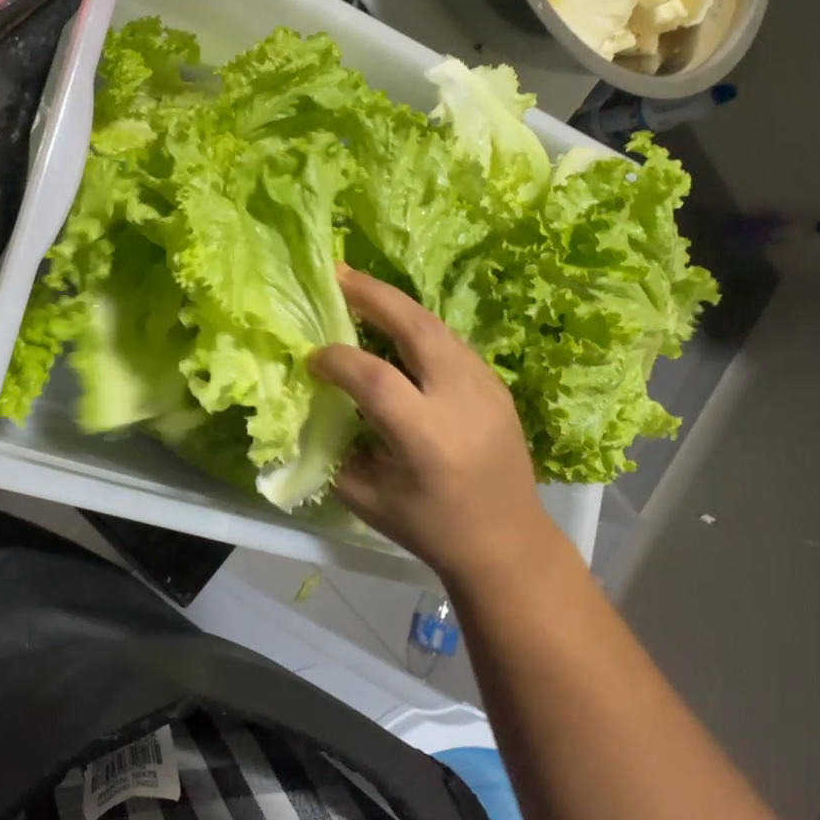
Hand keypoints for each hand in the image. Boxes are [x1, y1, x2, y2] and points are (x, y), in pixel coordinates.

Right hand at [310, 266, 560, 585]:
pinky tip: (393, 323)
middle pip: (417, 329)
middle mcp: (462, 403)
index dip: (338, 360)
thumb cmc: (431, 528)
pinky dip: (416, 324)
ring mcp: (486, 390)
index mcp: (427, 439)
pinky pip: (450, 341)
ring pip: (437, 327)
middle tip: (336, 274)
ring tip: (359, 287)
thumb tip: (310, 406)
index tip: (313, 359)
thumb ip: (333, 449)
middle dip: (373, 296)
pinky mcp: (496, 386)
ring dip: (395, 303)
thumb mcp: (366, 498)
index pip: (376, 379)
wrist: (510, 544)